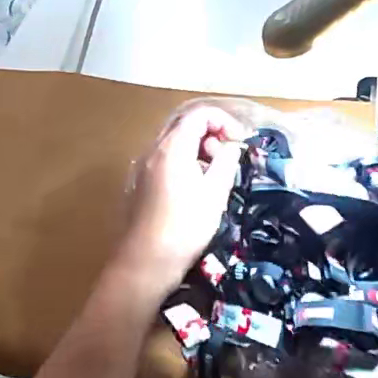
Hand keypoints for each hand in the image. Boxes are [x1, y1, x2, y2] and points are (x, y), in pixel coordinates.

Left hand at [115, 105, 248, 290]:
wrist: (145, 261)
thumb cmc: (185, 227)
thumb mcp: (215, 194)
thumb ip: (225, 163)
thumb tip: (230, 147)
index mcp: (171, 148)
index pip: (199, 115)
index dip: (223, 121)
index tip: (239, 141)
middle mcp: (152, 151)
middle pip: (182, 125)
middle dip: (209, 133)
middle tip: (226, 157)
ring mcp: (141, 168)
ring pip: (172, 143)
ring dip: (196, 149)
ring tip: (212, 175)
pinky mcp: (138, 185)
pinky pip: (163, 161)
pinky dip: (182, 162)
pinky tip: (192, 188)